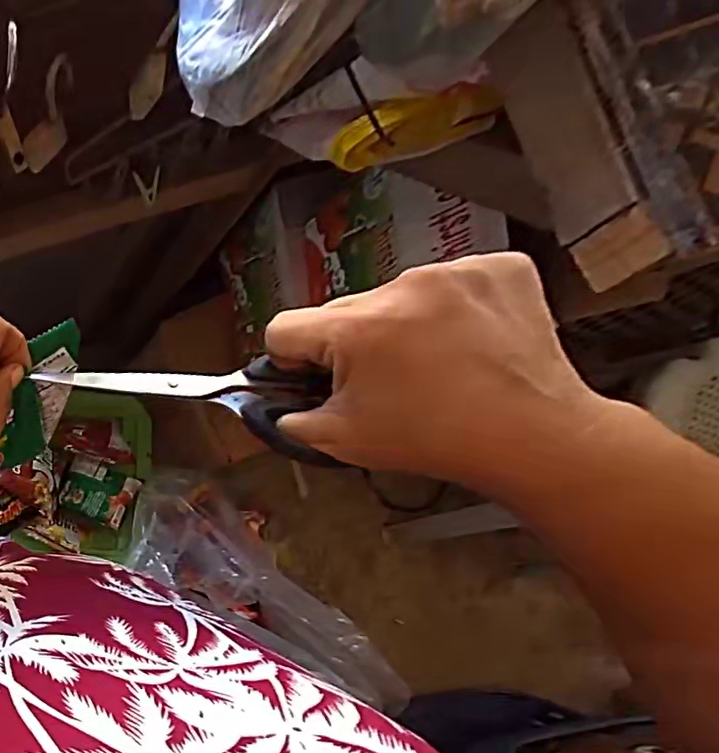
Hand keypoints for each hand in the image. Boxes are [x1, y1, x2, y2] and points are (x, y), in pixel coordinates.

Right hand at [265, 252, 623, 494]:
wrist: (531, 434)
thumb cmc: (426, 438)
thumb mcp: (330, 436)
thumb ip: (282, 414)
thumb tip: (267, 401)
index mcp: (358, 328)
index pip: (282, 328)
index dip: (286, 360)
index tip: (312, 380)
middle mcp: (406, 287)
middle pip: (336, 311)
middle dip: (341, 342)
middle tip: (371, 378)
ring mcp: (459, 272)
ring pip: (386, 297)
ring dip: (388, 323)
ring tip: (419, 359)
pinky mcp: (502, 267)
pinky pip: (439, 282)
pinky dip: (437, 307)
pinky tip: (454, 336)